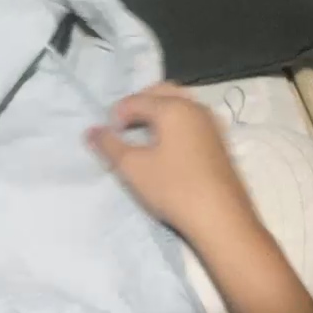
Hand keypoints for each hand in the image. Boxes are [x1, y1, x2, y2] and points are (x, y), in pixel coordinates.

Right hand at [86, 82, 254, 237]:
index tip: (110, 140)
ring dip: (157, 115)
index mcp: (173, 107)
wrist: (221, 218)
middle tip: (124, 130)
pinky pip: (191, 120)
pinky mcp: (220, 141)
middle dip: (138, 106)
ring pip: (179, 105)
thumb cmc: (173, 188)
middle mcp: (195, 107)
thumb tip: (91, 130)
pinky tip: (167, 151)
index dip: (116, 117)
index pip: (134, 100)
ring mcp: (212, 124)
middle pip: (161, 93)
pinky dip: (174, 125)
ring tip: (143, 140)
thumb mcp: (132, 167)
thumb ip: (108, 145)